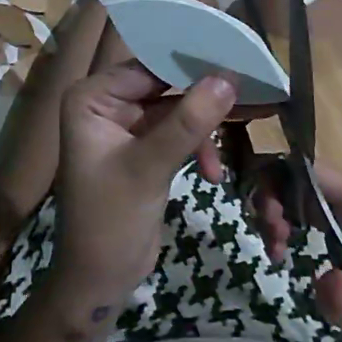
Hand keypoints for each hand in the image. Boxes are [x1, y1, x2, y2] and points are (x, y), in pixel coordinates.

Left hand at [52, 62, 236, 296]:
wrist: (99, 281)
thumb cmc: (109, 220)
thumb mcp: (148, 168)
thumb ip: (187, 123)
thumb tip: (227, 79)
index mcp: (92, 98)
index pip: (147, 66)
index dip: (190, 63)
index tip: (235, 59)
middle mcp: (106, 103)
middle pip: (164, 83)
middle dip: (203, 94)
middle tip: (250, 91)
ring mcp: (126, 126)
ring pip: (177, 108)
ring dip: (205, 126)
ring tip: (242, 131)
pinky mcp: (145, 148)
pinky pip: (179, 131)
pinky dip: (198, 147)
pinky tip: (213, 173)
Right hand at [255, 162, 341, 341]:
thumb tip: (322, 279)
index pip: (316, 170)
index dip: (282, 182)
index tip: (267, 220)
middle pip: (303, 177)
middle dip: (275, 199)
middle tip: (271, 241)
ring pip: (302, 193)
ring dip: (278, 213)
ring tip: (276, 252)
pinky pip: (309, 213)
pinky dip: (288, 225)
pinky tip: (283, 254)